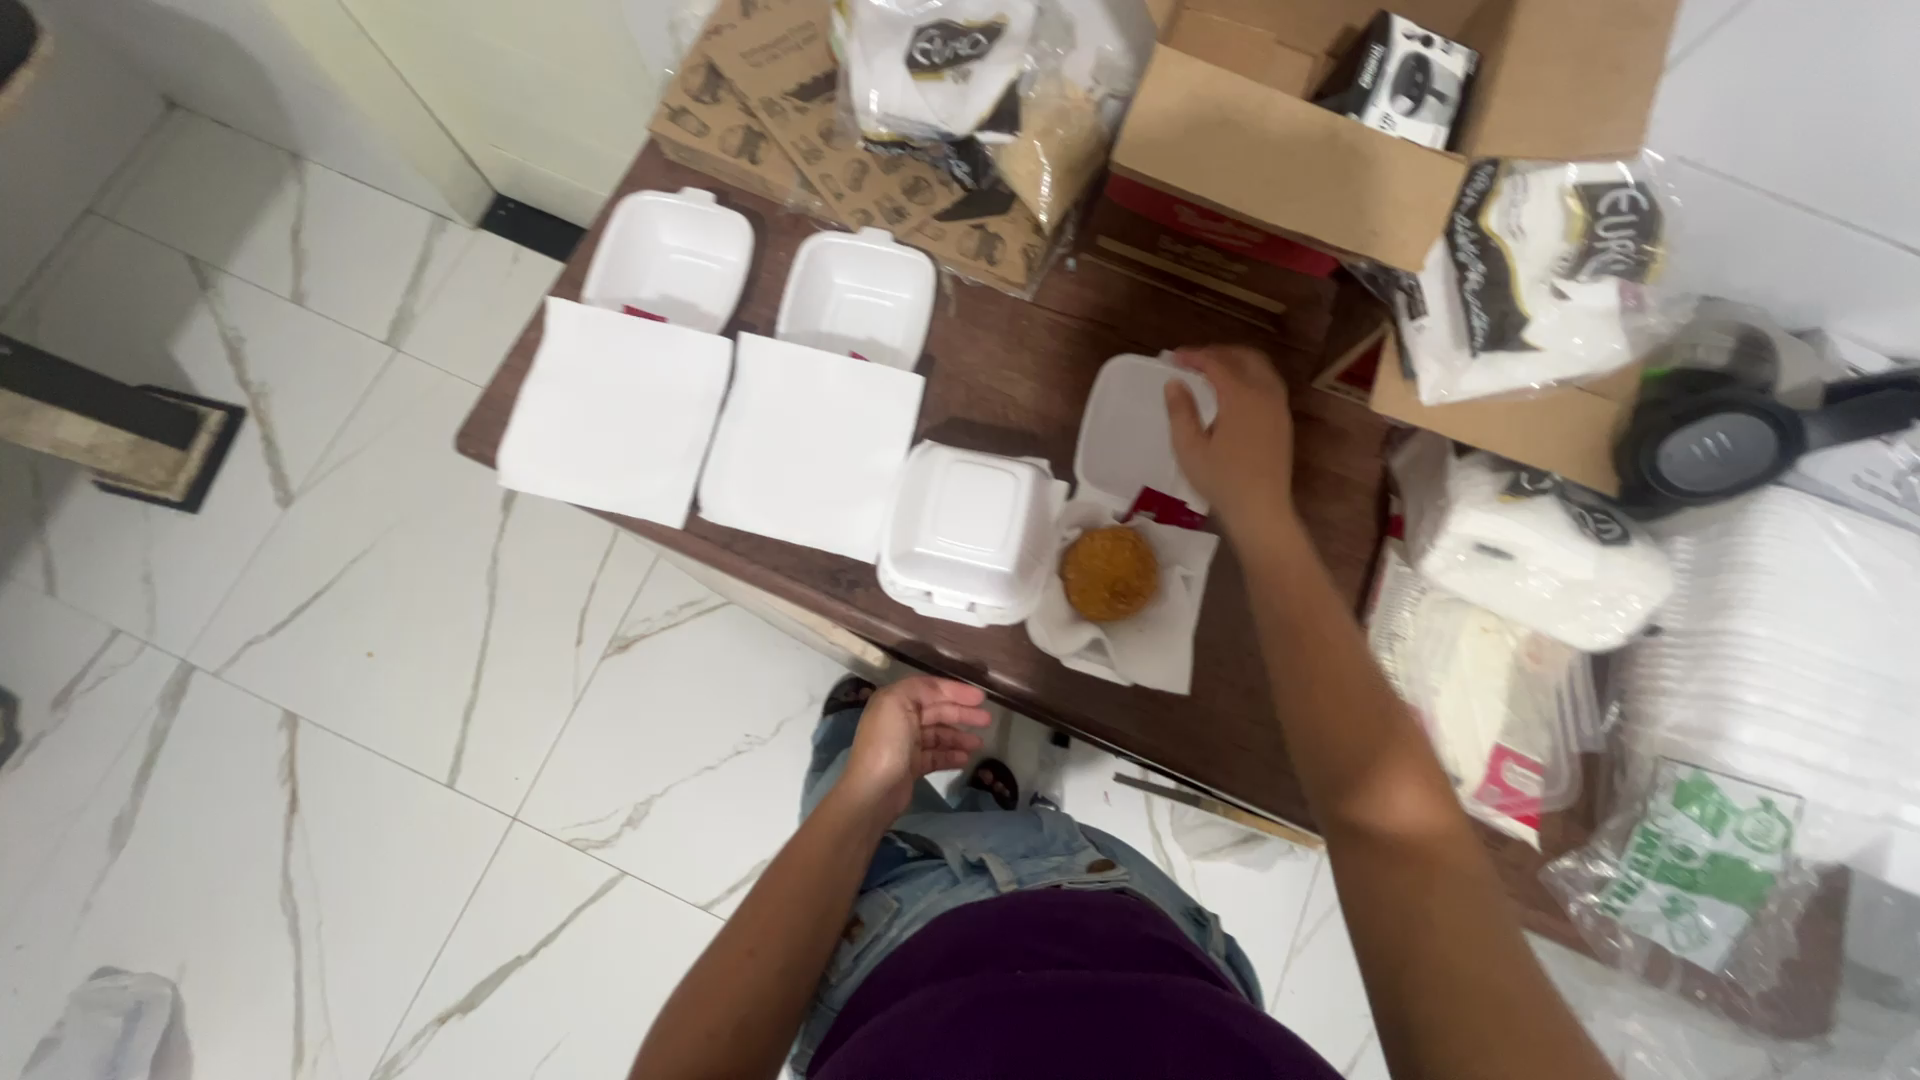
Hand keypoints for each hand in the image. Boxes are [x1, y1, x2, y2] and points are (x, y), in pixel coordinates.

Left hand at [837, 676, 991, 817]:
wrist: (873, 791)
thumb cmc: (887, 743)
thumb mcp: (898, 703)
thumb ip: (920, 689)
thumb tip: (940, 691)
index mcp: (894, 700)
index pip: (929, 689)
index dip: (955, 691)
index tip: (980, 698)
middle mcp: (899, 719)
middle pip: (937, 711)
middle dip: (962, 714)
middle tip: (987, 719)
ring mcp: (905, 744)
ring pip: (938, 735)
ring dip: (959, 737)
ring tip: (978, 744)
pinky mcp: (911, 766)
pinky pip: (936, 756)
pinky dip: (951, 755)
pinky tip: (965, 759)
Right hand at [1164, 344, 1299, 537]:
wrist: (1261, 509)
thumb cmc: (1221, 480)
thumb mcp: (1189, 448)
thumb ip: (1181, 411)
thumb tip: (1174, 383)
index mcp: (1241, 396)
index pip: (1216, 364)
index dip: (1194, 357)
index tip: (1174, 357)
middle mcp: (1265, 394)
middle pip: (1244, 357)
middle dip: (1218, 353)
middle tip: (1194, 360)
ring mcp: (1279, 407)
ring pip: (1261, 369)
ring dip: (1236, 362)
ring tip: (1213, 372)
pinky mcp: (1283, 421)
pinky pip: (1268, 384)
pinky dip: (1249, 377)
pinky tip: (1233, 393)